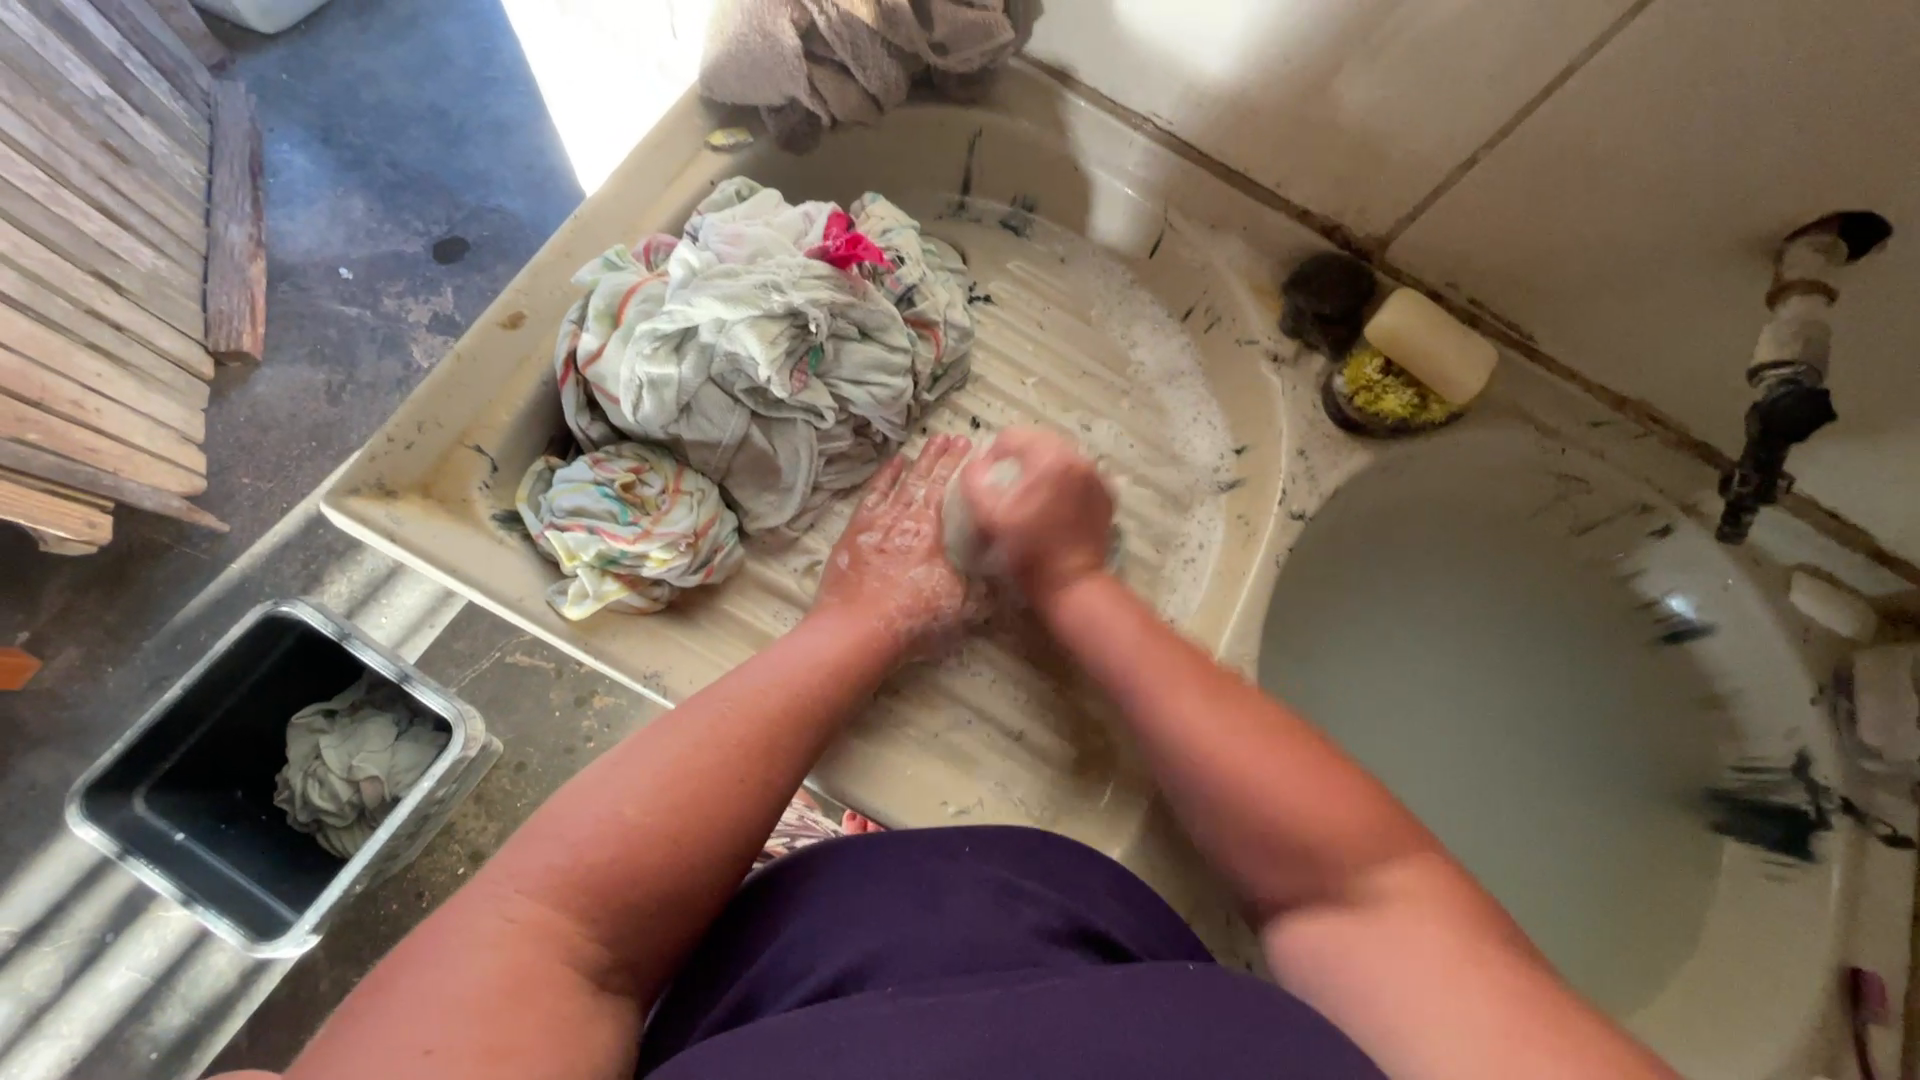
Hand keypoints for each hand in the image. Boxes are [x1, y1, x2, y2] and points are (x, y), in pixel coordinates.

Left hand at [812, 434, 978, 657]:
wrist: (854, 632)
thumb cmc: (910, 617)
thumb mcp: (959, 605)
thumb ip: (983, 590)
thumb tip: (1006, 585)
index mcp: (927, 527)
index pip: (942, 484)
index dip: (954, 463)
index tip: (965, 444)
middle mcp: (898, 517)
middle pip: (918, 478)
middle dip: (935, 456)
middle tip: (947, 437)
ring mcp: (870, 525)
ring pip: (892, 485)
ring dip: (908, 466)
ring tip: (917, 450)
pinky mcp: (850, 539)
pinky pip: (867, 500)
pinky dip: (878, 484)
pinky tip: (884, 477)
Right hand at [957, 427, 1113, 604]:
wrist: (1071, 582)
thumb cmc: (1027, 551)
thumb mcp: (989, 517)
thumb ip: (975, 480)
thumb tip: (977, 462)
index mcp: (1049, 458)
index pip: (1012, 436)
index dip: (993, 454)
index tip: (988, 478)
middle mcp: (1077, 458)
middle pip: (1038, 442)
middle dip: (1019, 459)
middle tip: (1007, 485)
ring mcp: (1096, 475)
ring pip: (1059, 457)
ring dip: (1042, 469)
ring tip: (1031, 495)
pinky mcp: (1106, 493)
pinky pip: (1078, 475)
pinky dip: (1064, 482)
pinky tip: (1054, 504)